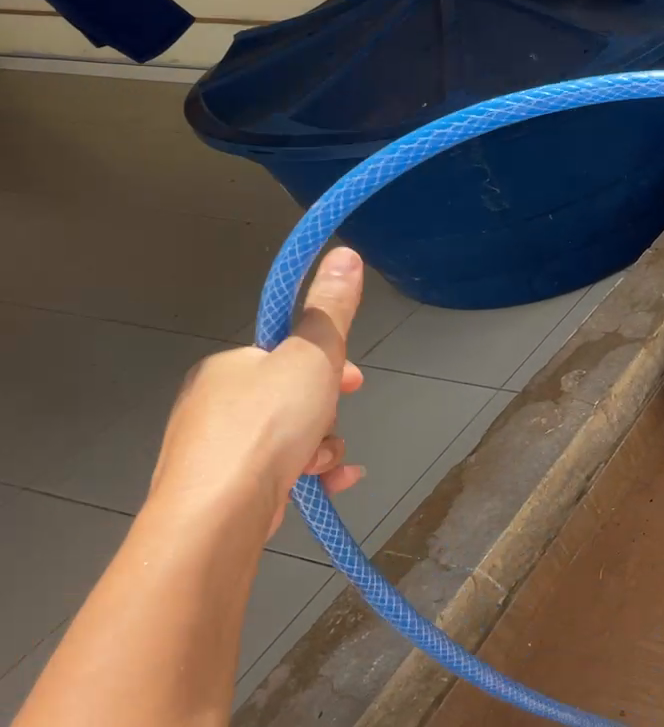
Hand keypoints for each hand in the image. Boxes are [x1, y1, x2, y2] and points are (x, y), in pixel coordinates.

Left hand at [149, 247, 367, 538]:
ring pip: (293, 434)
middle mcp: (212, 405)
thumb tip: (345, 253)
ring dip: (323, 444)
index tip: (351, 380)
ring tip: (323, 460)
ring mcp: (214, 451)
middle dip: (327, 410)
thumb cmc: (267, 423)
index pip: (287, 353)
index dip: (328, 363)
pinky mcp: (224, 488)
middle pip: (293, 395)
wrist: (219, 511)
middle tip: (337, 419)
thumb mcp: (313, 354)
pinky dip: (312, 472)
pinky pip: (282, 469)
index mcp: (226, 368)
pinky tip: (332, 480)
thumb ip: (331, 308)